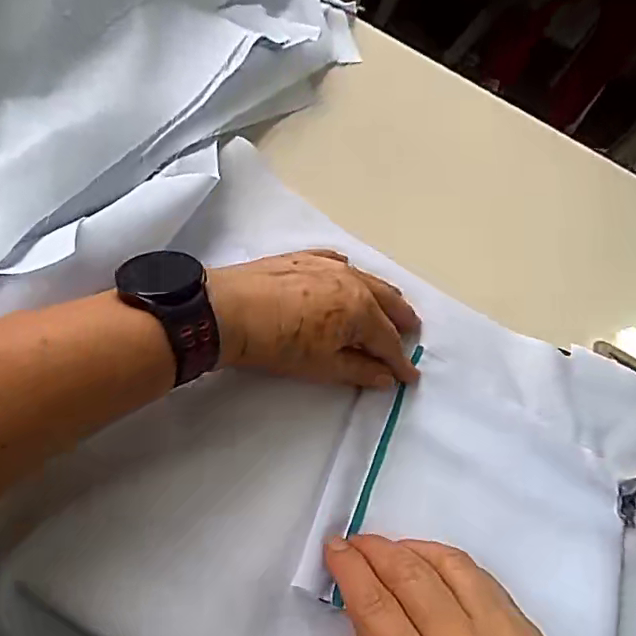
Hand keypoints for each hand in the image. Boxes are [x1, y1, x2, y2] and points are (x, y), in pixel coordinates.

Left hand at [209, 251, 419, 388]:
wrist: (225, 311)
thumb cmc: (274, 344)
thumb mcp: (319, 366)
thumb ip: (356, 370)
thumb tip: (385, 377)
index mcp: (361, 309)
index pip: (386, 340)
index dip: (398, 361)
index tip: (409, 377)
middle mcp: (351, 281)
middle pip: (385, 302)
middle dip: (400, 320)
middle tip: (410, 332)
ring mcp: (325, 265)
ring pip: (364, 279)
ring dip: (379, 295)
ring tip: (387, 306)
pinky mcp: (300, 258)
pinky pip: (335, 263)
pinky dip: (348, 275)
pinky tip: (346, 277)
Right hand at [325, 535, 635, 635]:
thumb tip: (361, 608)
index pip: (376, 608)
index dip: (349, 569)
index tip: (332, 548)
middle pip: (412, 578)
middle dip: (375, 550)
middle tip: (353, 542)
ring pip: (452, 568)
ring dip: (410, 548)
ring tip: (386, 549)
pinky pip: (483, 582)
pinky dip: (446, 562)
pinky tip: (425, 565)